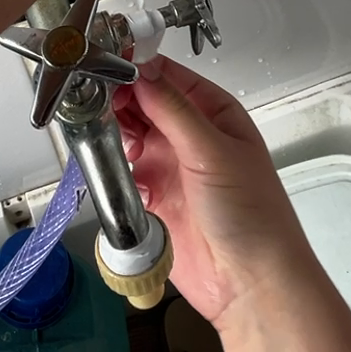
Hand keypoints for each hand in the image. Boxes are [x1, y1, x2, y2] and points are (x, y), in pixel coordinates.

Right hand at [113, 58, 325, 327]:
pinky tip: (110, 165)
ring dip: (113, 129)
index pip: (168, 74)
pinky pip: (123, 169)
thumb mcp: (212, 151)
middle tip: (98, 100)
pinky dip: (112, 165)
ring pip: (129, 131)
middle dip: (119, 97)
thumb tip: (142, 71)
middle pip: (143, 100)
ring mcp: (170, 163)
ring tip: (102, 131)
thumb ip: (173, 109)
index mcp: (212, 110)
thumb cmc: (253, 214)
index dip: (139, 67)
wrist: (250, 287)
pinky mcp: (153, 194)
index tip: (110, 64)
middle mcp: (189, 132)